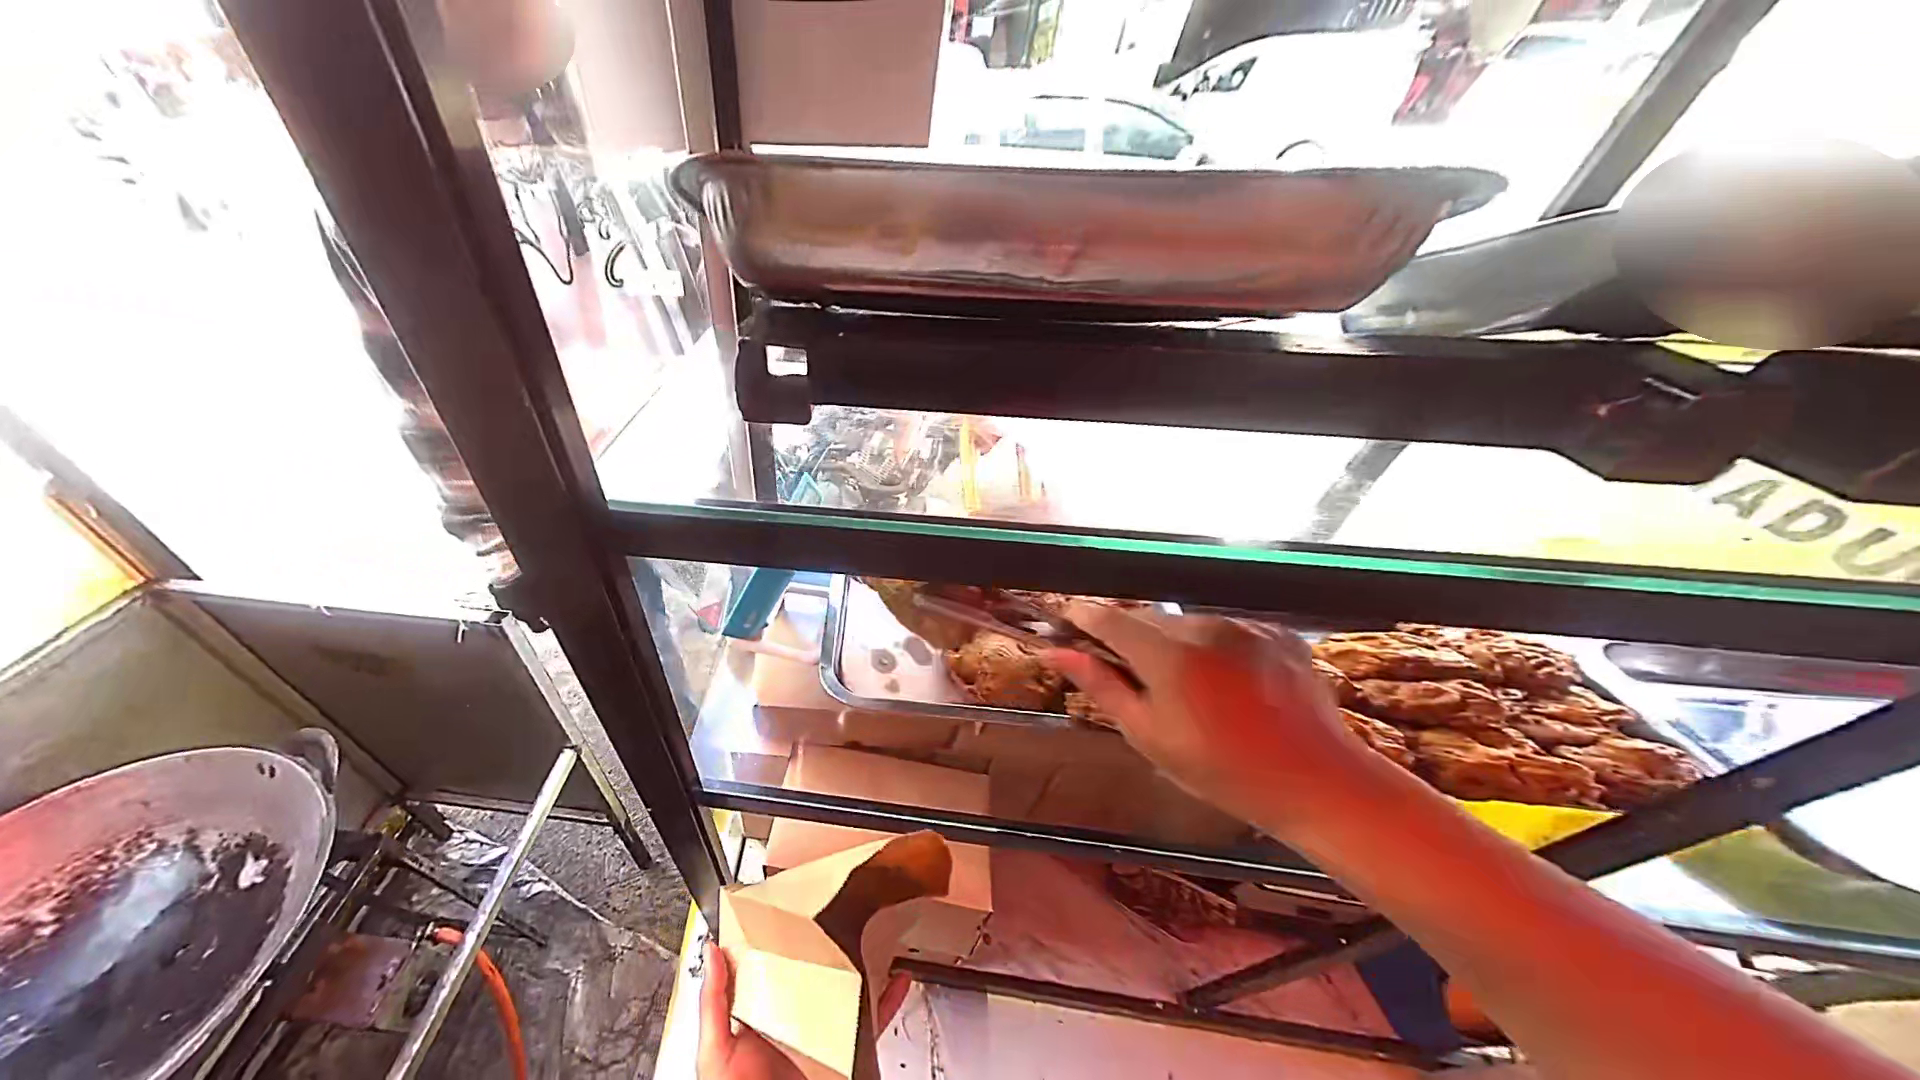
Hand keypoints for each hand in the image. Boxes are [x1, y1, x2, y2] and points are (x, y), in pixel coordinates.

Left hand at [697, 942, 913, 1079]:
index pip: (773, 970)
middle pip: (817, 978)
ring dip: (864, 971)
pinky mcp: (845, 1053)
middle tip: (846, 921)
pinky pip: (870, 1025)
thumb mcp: (715, 1053)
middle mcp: (793, 1023)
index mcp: (760, 1018)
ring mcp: (821, 1038)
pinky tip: (896, 981)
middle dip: (833, 952)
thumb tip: (714, 951)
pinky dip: (887, 1003)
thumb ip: (714, 1004)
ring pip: (848, 995)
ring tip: (875, 942)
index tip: (796, 912)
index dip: (785, 941)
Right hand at [1049, 604, 1384, 823]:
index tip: (1068, 620)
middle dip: (1131, 635)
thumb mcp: (1150, 736)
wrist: (1317, 782)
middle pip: (1149, 617)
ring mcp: (1246, 626)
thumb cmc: (1222, 772)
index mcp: (1168, 656)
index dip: (1083, 615)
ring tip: (1188, 685)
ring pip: (1189, 621)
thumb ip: (1102, 686)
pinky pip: (1229, 627)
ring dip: (1175, 641)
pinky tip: (1227, 682)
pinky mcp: (1277, 632)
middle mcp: (1206, 627)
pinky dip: (1215, 646)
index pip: (1110, 618)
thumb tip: (1058, 653)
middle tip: (1131, 671)